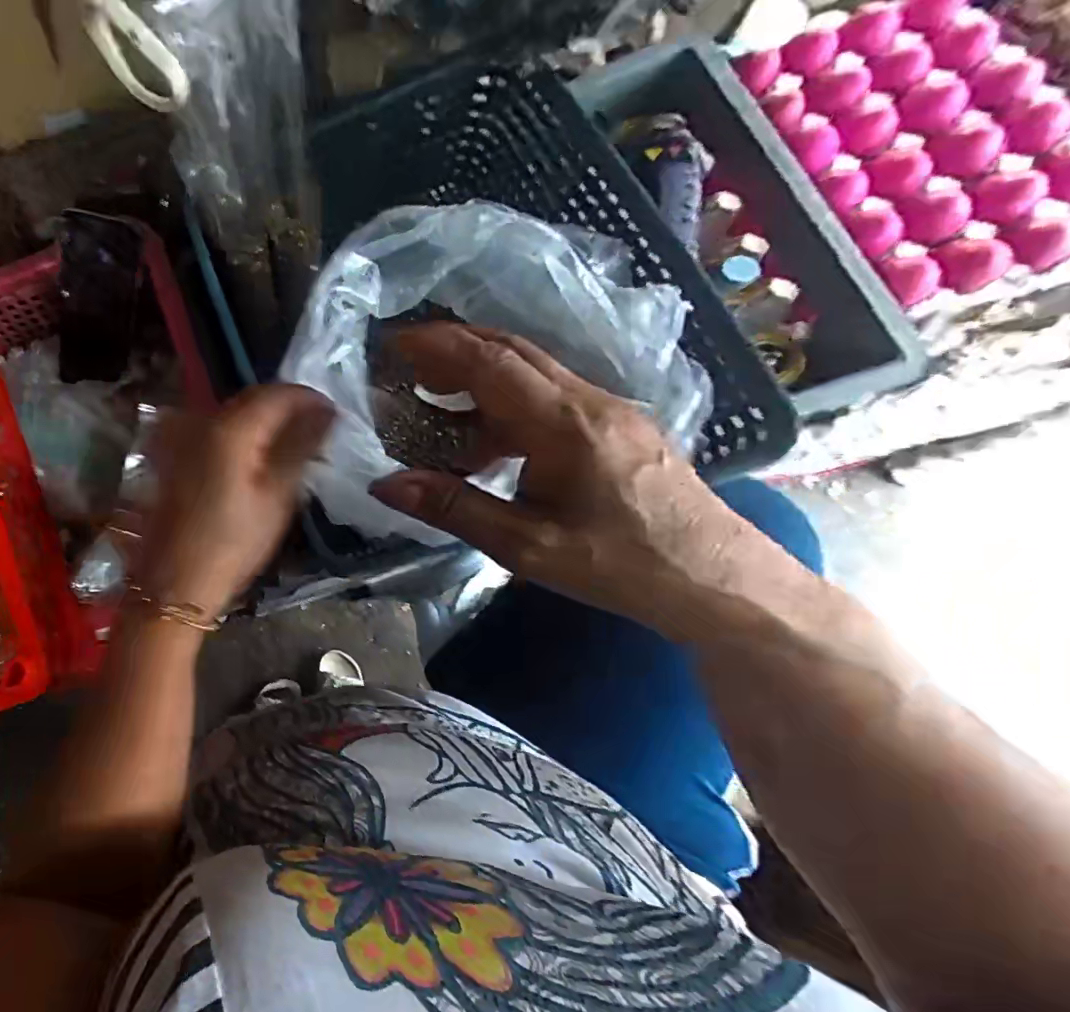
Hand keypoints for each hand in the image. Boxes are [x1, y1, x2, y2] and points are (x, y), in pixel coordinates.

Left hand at [136, 385, 334, 614]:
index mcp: (228, 428)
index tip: (334, 415)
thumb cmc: (232, 544)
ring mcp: (180, 437)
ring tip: (288, 443)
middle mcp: (199, 421)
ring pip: (230, 413)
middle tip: (315, 428)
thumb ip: (301, 446)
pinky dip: (237, 434)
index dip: (310, 398)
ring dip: (261, 420)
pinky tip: (252, 455)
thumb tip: (325, 412)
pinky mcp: (170, 455)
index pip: (277, 393)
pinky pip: (211, 429)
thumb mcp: (277, 496)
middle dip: (286, 407)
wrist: (176, 580)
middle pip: (250, 399)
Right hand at [369, 324, 806, 640]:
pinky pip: (548, 392)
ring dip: (477, 368)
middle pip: (513, 350)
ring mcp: (606, 409)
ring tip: (430, 390)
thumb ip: (452, 508)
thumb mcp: (524, 545)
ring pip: (532, 368)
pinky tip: (482, 431)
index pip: (491, 363)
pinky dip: (502, 394)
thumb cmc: (618, 563)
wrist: (717, 578)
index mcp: (563, 425)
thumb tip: (384, 483)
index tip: (392, 342)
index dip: (437, 345)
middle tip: (403, 358)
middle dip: (453, 345)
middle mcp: (587, 402)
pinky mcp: (615, 425)